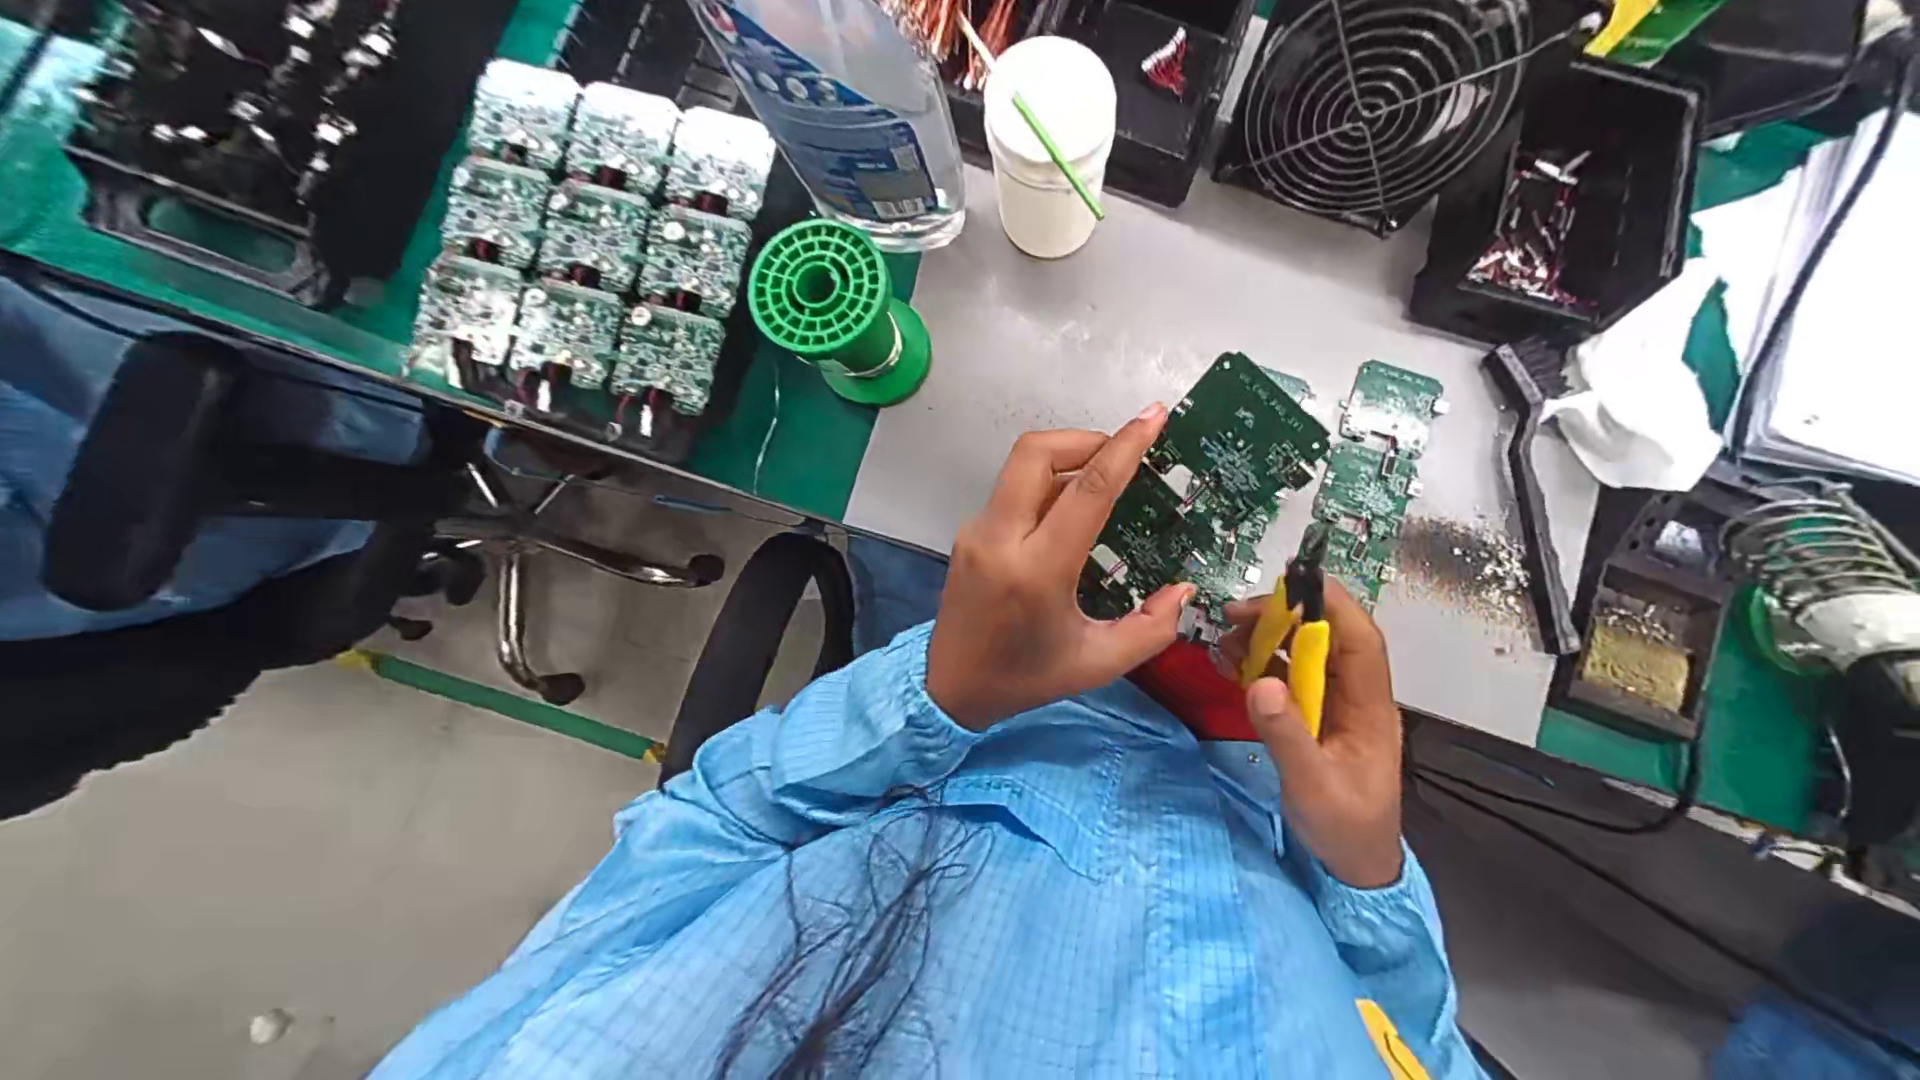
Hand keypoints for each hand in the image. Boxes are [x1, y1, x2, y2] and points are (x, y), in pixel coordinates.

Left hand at [927, 406, 1194, 729]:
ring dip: (1065, 459)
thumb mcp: (1097, 663)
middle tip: (1123, 453)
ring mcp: (976, 532)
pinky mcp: (967, 534)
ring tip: (1103, 480)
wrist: (948, 689)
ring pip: (1020, 466)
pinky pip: (1010, 490)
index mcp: (1036, 570)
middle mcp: (999, 538)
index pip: (1086, 490)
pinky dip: (1045, 484)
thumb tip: (1182, 588)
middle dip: (1085, 438)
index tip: (1153, 417)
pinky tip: (1068, 509)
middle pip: (1036, 452)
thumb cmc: (1024, 679)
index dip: (1124, 447)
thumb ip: (1151, 628)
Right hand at [1218, 582, 1404, 887]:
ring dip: (1266, 638)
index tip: (1290, 583)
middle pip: (1326, 638)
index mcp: (1369, 708)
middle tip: (1234, 614)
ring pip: (1302, 653)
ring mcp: (1332, 705)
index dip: (1330, 605)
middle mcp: (1354, 697)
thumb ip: (1288, 735)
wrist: (1356, 866)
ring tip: (1226, 638)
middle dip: (1283, 617)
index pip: (1359, 641)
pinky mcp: (1312, 715)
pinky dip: (1259, 663)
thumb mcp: (1313, 786)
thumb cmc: (1345, 828)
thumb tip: (1261, 681)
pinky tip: (1232, 662)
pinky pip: (1286, 676)